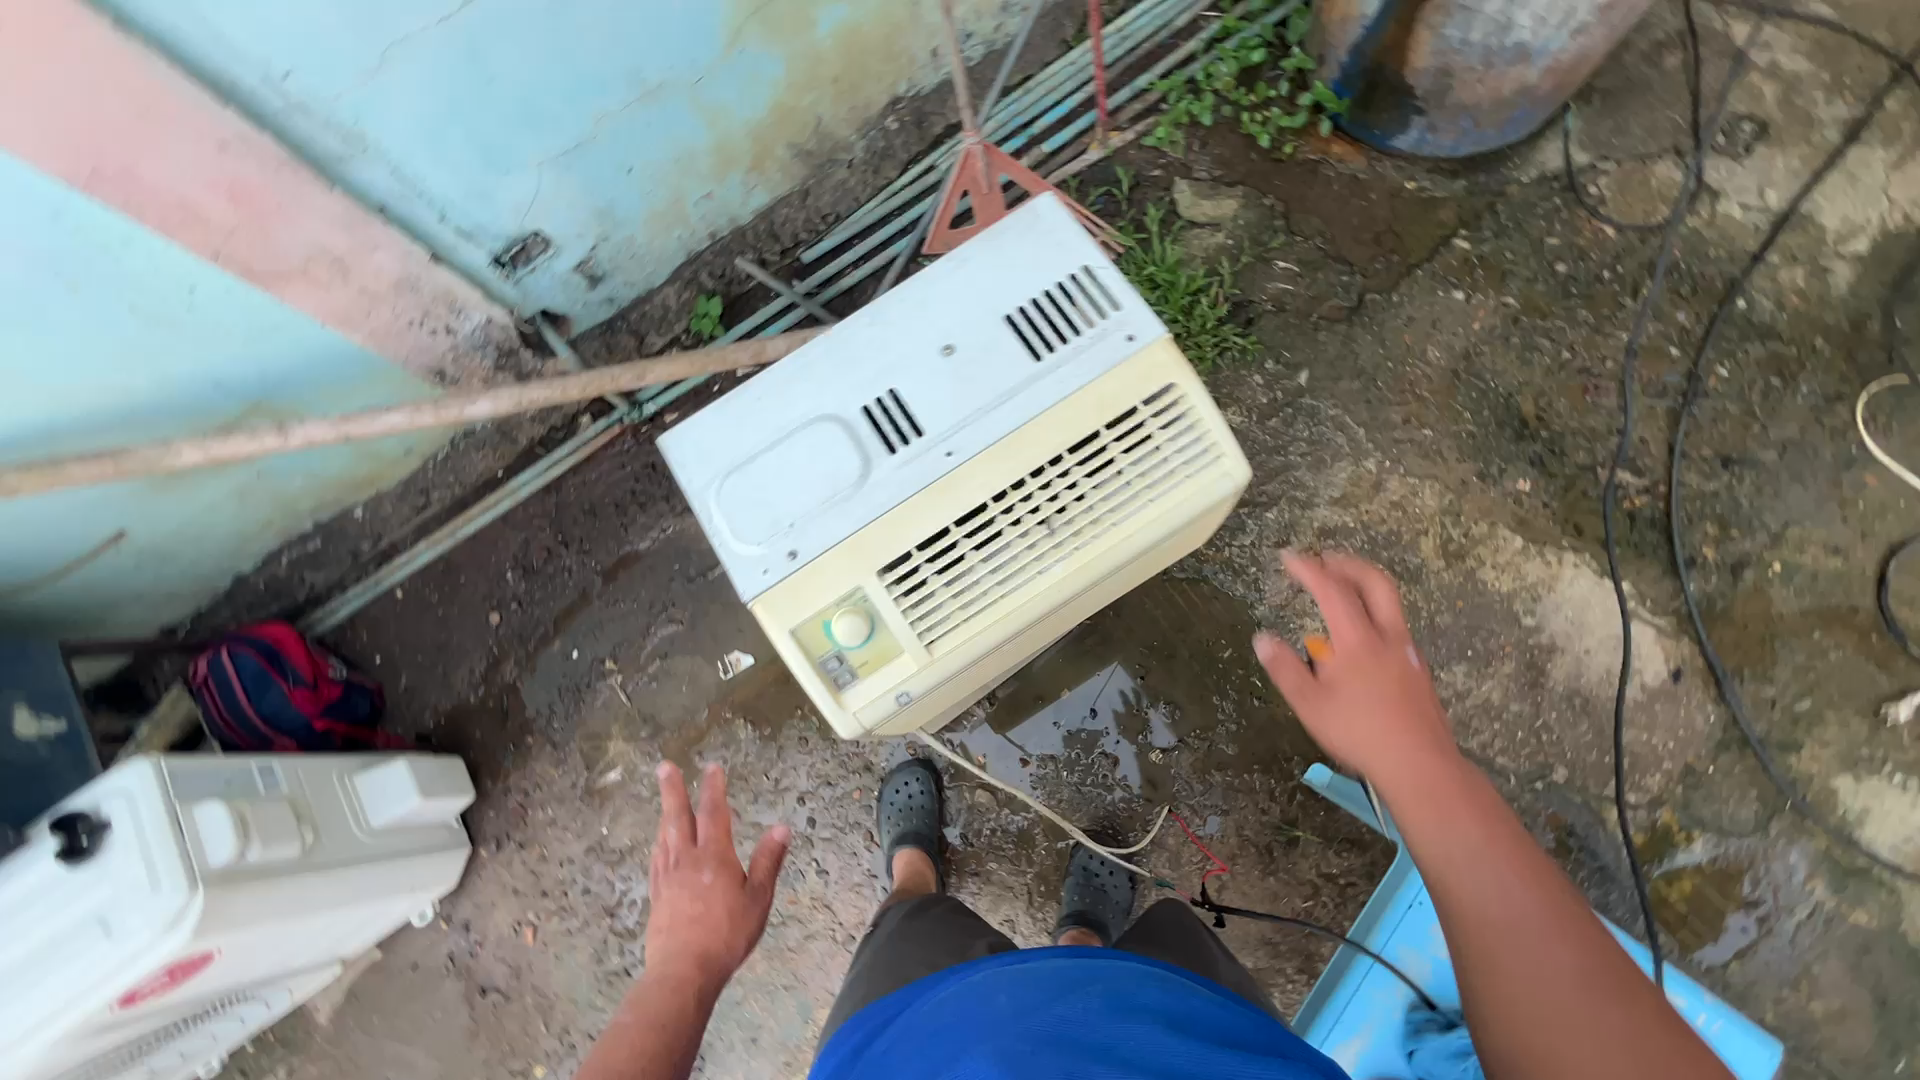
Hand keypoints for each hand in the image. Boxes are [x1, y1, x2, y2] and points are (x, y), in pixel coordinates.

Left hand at [644, 762, 790, 992]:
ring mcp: (667, 878)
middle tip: (664, 767)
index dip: (714, 788)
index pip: (714, 813)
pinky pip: (656, 861)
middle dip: (673, 790)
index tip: (712, 767)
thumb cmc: (727, 934)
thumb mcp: (758, 898)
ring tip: (665, 802)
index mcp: (714, 856)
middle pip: (678, 817)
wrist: (682, 972)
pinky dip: (659, 845)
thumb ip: (768, 861)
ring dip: (666, 814)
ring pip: (665, 837)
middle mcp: (687, 860)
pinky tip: (659, 846)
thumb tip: (781, 827)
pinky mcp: (656, 897)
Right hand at [1253, 551, 1458, 786]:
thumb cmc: (1359, 733)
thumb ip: (1285, 668)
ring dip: (1364, 585)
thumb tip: (1262, 638)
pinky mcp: (1418, 668)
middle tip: (1324, 558)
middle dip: (1348, 564)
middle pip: (1375, 582)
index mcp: (1357, 640)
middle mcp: (1387, 636)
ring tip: (1341, 589)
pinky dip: (1374, 611)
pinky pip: (1395, 625)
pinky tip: (1361, 634)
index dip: (1308, 569)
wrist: (1421, 764)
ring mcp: (1407, 651)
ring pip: (1390, 603)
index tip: (1288, 557)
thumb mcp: (1309, 704)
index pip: (1331, 590)